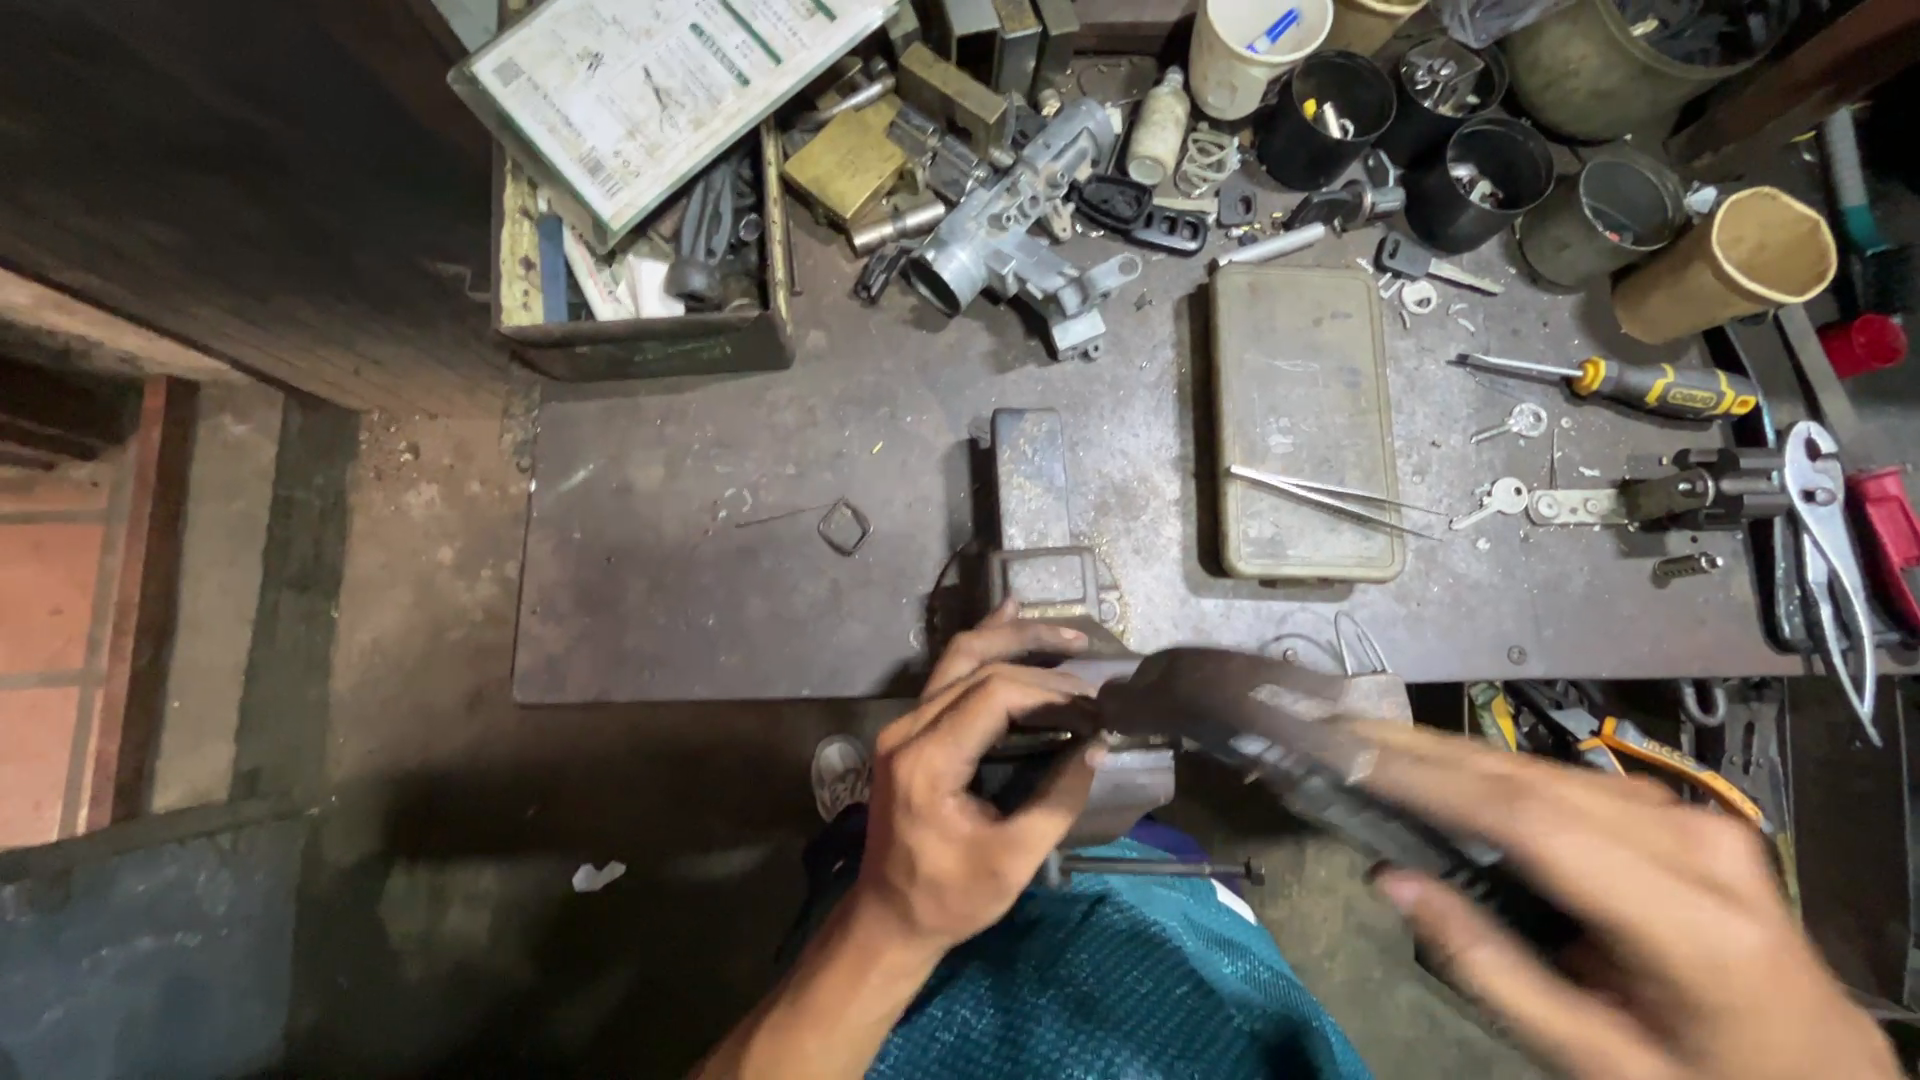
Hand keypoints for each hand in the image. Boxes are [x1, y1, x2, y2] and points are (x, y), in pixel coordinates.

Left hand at [849, 603, 1100, 950]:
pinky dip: (983, 646)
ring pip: (958, 656)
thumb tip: (1098, 747)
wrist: (889, 914)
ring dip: (1011, 639)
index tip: (1093, 709)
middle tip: (1090, 665)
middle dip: (1038, 660)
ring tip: (1064, 633)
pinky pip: (947, 673)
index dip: (1050, 692)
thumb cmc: (949, 897)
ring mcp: (903, 724)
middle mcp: (907, 729)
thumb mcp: (1013, 860)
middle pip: (977, 664)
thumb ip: (1057, 799)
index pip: (994, 695)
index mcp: (927, 761)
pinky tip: (1008, 619)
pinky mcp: (910, 728)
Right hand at [1356, 722, 1897, 1079]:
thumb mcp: (1599, 1062)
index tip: (1347, 757)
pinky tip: (1432, 764)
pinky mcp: (1676, 816)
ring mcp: (1692, 822)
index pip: (1531, 821)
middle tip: (1334, 730)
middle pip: (1527, 779)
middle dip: (1419, 749)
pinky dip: (1483, 770)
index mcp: (1692, 924)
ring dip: (1443, 752)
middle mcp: (1696, 846)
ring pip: (1536, 768)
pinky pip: (1558, 781)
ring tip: (1364, 740)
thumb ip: (1490, 969)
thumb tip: (1389, 880)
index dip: (1429, 781)